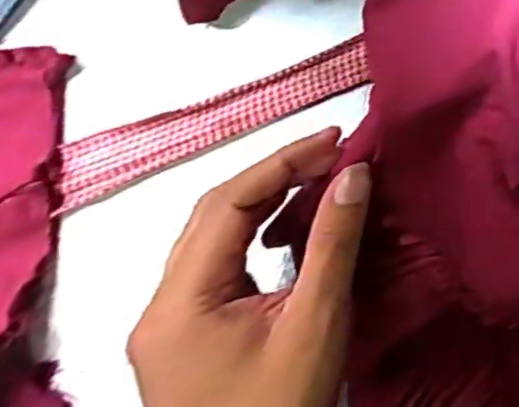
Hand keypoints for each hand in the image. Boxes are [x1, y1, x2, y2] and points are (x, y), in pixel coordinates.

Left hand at [128, 129, 370, 406]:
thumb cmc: (281, 406)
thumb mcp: (316, 320)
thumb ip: (332, 241)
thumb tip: (355, 171)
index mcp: (179, 303)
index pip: (227, 204)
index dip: (283, 161)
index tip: (338, 139)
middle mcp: (163, 305)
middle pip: (214, 212)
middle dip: (276, 171)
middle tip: (335, 151)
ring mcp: (172, 320)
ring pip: (215, 232)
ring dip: (269, 195)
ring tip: (323, 175)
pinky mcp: (191, 331)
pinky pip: (223, 257)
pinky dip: (262, 225)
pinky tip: (297, 223)